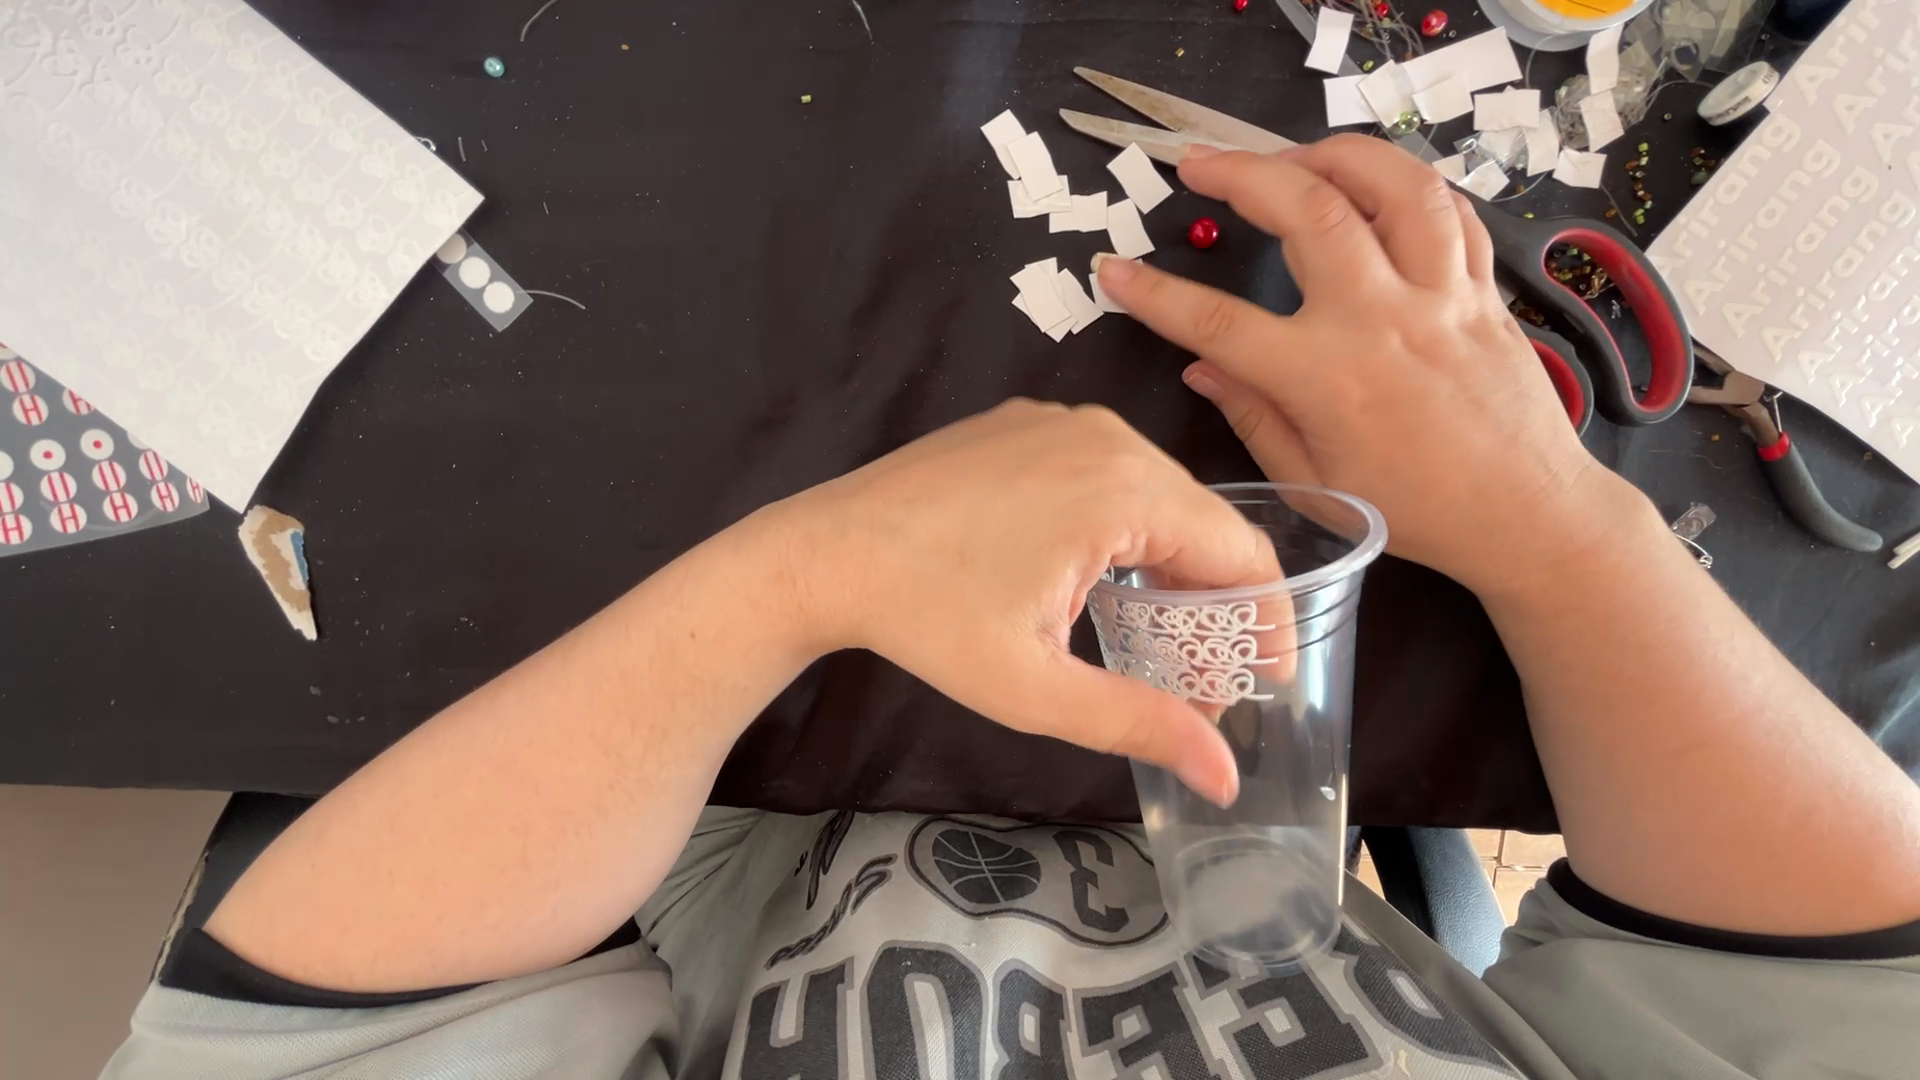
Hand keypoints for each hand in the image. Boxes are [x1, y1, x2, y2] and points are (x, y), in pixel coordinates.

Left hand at [769, 400, 1279, 804]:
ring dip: (1166, 556)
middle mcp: (1103, 436)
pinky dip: (1118, 519)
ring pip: (1152, 491)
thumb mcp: (1035, 688)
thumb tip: (1225, 775)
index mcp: (1122, 489)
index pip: (1239, 551)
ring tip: (1151, 624)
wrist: (824, 553)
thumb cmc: (927, 621)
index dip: (1265, 618)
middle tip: (1200, 665)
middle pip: (1199, 519)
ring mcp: (1058, 421)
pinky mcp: (1023, 424)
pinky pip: (1101, 469)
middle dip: (1212, 595)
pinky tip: (1092, 568)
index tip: (1263, 672)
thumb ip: (1139, 724)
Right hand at [1095, 136, 1637, 596]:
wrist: (1527, 516)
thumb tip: (1202, 368)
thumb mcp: (1310, 481)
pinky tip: (1373, 187)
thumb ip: (1253, 415)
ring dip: (1334, 154)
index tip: (1113, 271)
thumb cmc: (1410, 511)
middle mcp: (1382, 321)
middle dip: (1242, 174)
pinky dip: (1406, 186)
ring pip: (1394, 187)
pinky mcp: (1482, 291)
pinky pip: (1450, 213)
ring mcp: (1440, 296)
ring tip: (1291, 155)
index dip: (1155, 295)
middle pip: (1309, 215)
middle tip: (1198, 162)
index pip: (1218, 324)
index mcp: (1326, 379)